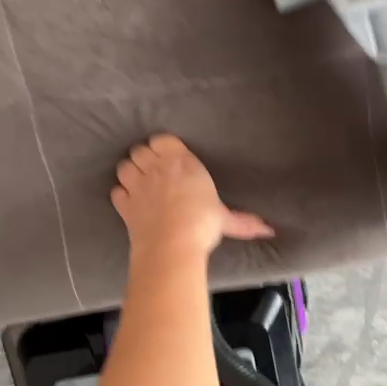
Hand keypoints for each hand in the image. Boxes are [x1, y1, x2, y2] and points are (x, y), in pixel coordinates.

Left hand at [111, 134, 273, 261]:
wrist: (171, 245)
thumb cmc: (202, 223)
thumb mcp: (225, 219)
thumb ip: (244, 221)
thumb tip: (270, 231)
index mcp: (181, 162)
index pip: (162, 140)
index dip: (162, 146)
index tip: (170, 158)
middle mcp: (156, 168)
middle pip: (140, 150)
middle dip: (144, 158)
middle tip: (155, 171)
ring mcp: (136, 185)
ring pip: (124, 167)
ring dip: (130, 172)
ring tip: (140, 182)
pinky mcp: (123, 205)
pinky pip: (116, 192)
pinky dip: (122, 195)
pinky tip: (131, 202)